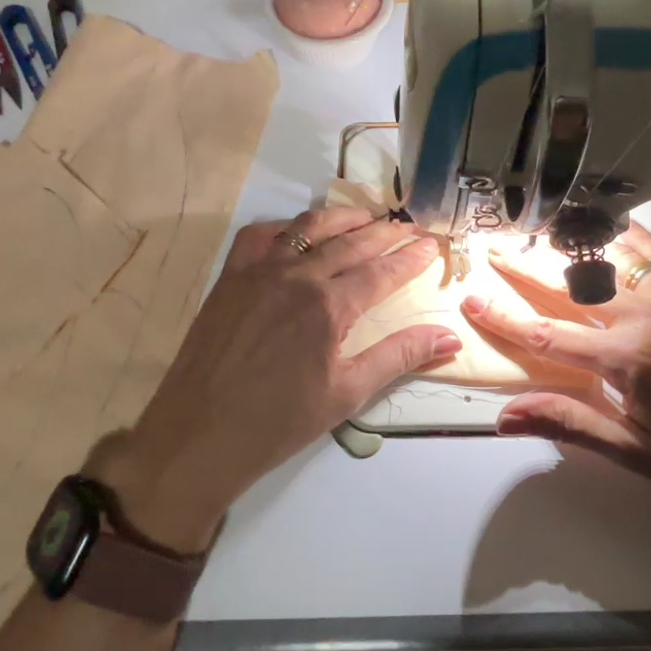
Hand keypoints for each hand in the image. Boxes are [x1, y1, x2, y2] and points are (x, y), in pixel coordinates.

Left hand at [96, 207, 459, 551]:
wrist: (200, 434)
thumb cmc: (280, 422)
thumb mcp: (347, 393)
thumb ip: (399, 357)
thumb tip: (450, 336)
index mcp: (329, 307)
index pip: (381, 272)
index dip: (410, 257)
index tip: (432, 244)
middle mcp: (296, 277)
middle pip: (350, 242)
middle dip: (385, 232)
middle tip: (409, 226)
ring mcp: (259, 272)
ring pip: (308, 228)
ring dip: (341, 218)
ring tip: (366, 217)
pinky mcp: (230, 277)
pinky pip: (259, 235)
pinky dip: (285, 225)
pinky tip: (298, 230)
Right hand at [463, 223, 650, 537]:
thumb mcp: (634, 453)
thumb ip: (568, 422)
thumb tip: (505, 417)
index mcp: (627, 361)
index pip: (548, 335)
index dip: (505, 318)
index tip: (471, 300)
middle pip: (574, 286)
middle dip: (528, 268)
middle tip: (497, 250)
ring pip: (617, 262)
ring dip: (574, 246)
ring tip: (542, 230)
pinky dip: (633, 241)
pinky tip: (614, 228)